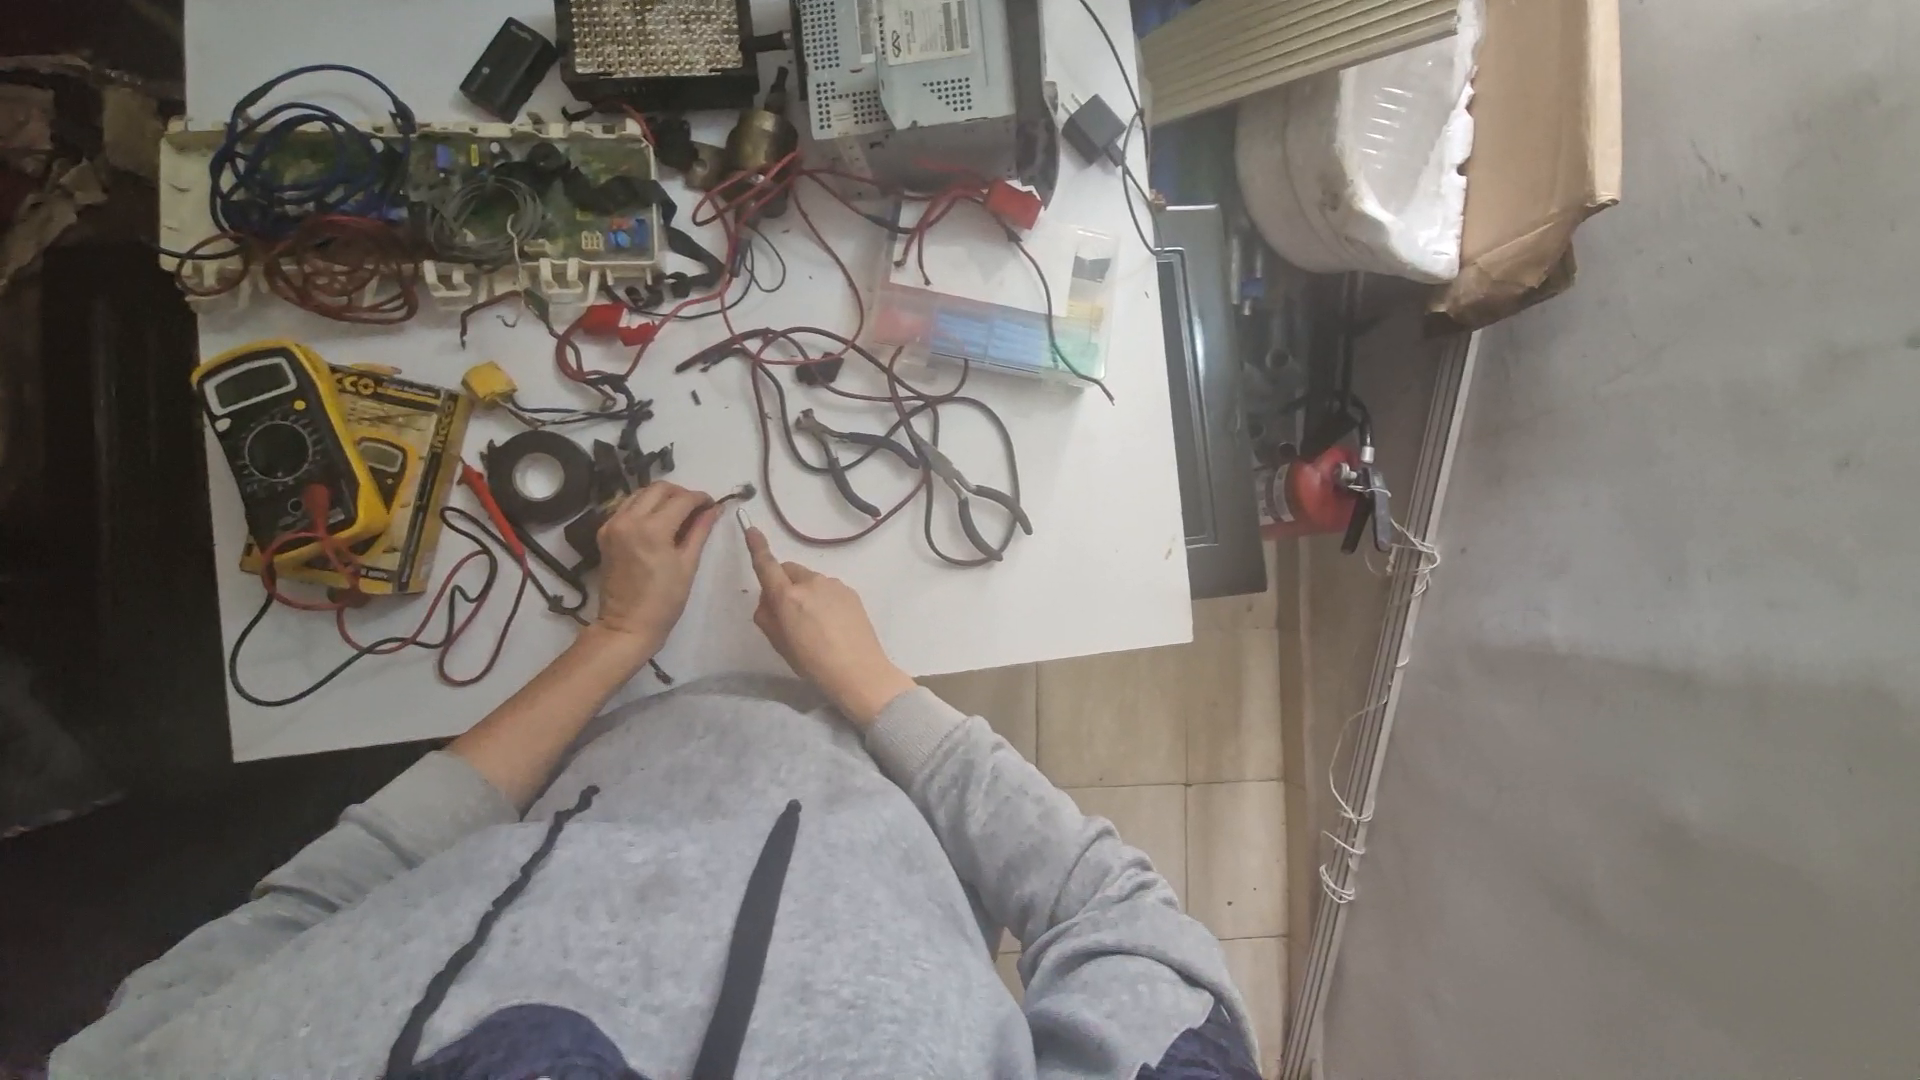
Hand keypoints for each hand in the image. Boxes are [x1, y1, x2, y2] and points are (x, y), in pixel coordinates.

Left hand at [592, 481, 719, 654]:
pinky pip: (627, 507)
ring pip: (640, 494)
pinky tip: (657, 522)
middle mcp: (628, 519)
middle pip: (658, 489)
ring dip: (661, 497)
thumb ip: (700, 531)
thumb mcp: (688, 564)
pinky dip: (644, 507)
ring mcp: (612, 525)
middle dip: (681, 493)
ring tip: (678, 513)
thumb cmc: (664, 600)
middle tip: (696, 508)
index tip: (712, 505)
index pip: (681, 499)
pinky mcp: (605, 532)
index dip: (701, 498)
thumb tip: (714, 510)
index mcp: (652, 529)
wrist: (627, 624)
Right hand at [745, 526, 915, 726]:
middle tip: (787, 613)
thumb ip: (767, 616)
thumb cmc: (813, 663)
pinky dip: (823, 599)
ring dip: (805, 593)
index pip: (767, 566)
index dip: (757, 548)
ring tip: (814, 624)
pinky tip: (832, 624)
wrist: (859, 671)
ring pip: (810, 581)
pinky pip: (828, 589)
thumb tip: (768, 600)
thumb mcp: (779, 644)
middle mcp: (811, 583)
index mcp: (788, 597)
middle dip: (783, 584)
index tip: (752, 530)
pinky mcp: (851, 592)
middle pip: (789, 571)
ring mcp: (834, 585)